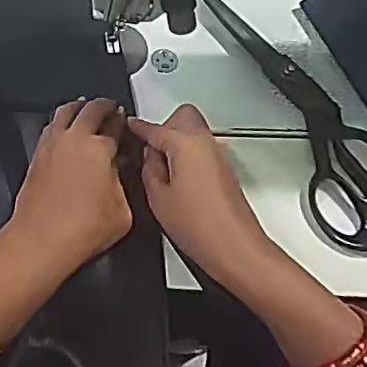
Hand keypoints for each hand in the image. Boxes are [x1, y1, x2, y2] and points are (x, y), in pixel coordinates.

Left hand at [8, 98, 133, 276]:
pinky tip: (63, 130)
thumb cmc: (80, 229)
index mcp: (98, 148)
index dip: (122, 121)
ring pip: (64, 111)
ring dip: (78, 107)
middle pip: (90, 109)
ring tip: (85, 108)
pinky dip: (60, 122)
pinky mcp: (36, 156)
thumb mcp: (123, 211)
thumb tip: (117, 175)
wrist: (41, 239)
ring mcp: (51, 145)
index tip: (125, 121)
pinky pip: (50, 128)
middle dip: (103, 106)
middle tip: (109, 108)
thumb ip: (122, 185)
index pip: (115, 125)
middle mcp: (73, 140)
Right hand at [128, 104, 275, 287]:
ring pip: (194, 132)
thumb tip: (148, 157)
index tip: (131, 126)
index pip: (155, 127)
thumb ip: (148, 168)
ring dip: (177, 142)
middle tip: (149, 150)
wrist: (236, 250)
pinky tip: (177, 182)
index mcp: (185, 145)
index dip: (138, 127)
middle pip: (182, 116)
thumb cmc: (202, 228)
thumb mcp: (157, 197)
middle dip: (164, 126)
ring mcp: (219, 157)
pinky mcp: (225, 171)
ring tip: (162, 172)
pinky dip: (188, 157)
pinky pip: (202, 151)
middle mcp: (206, 144)